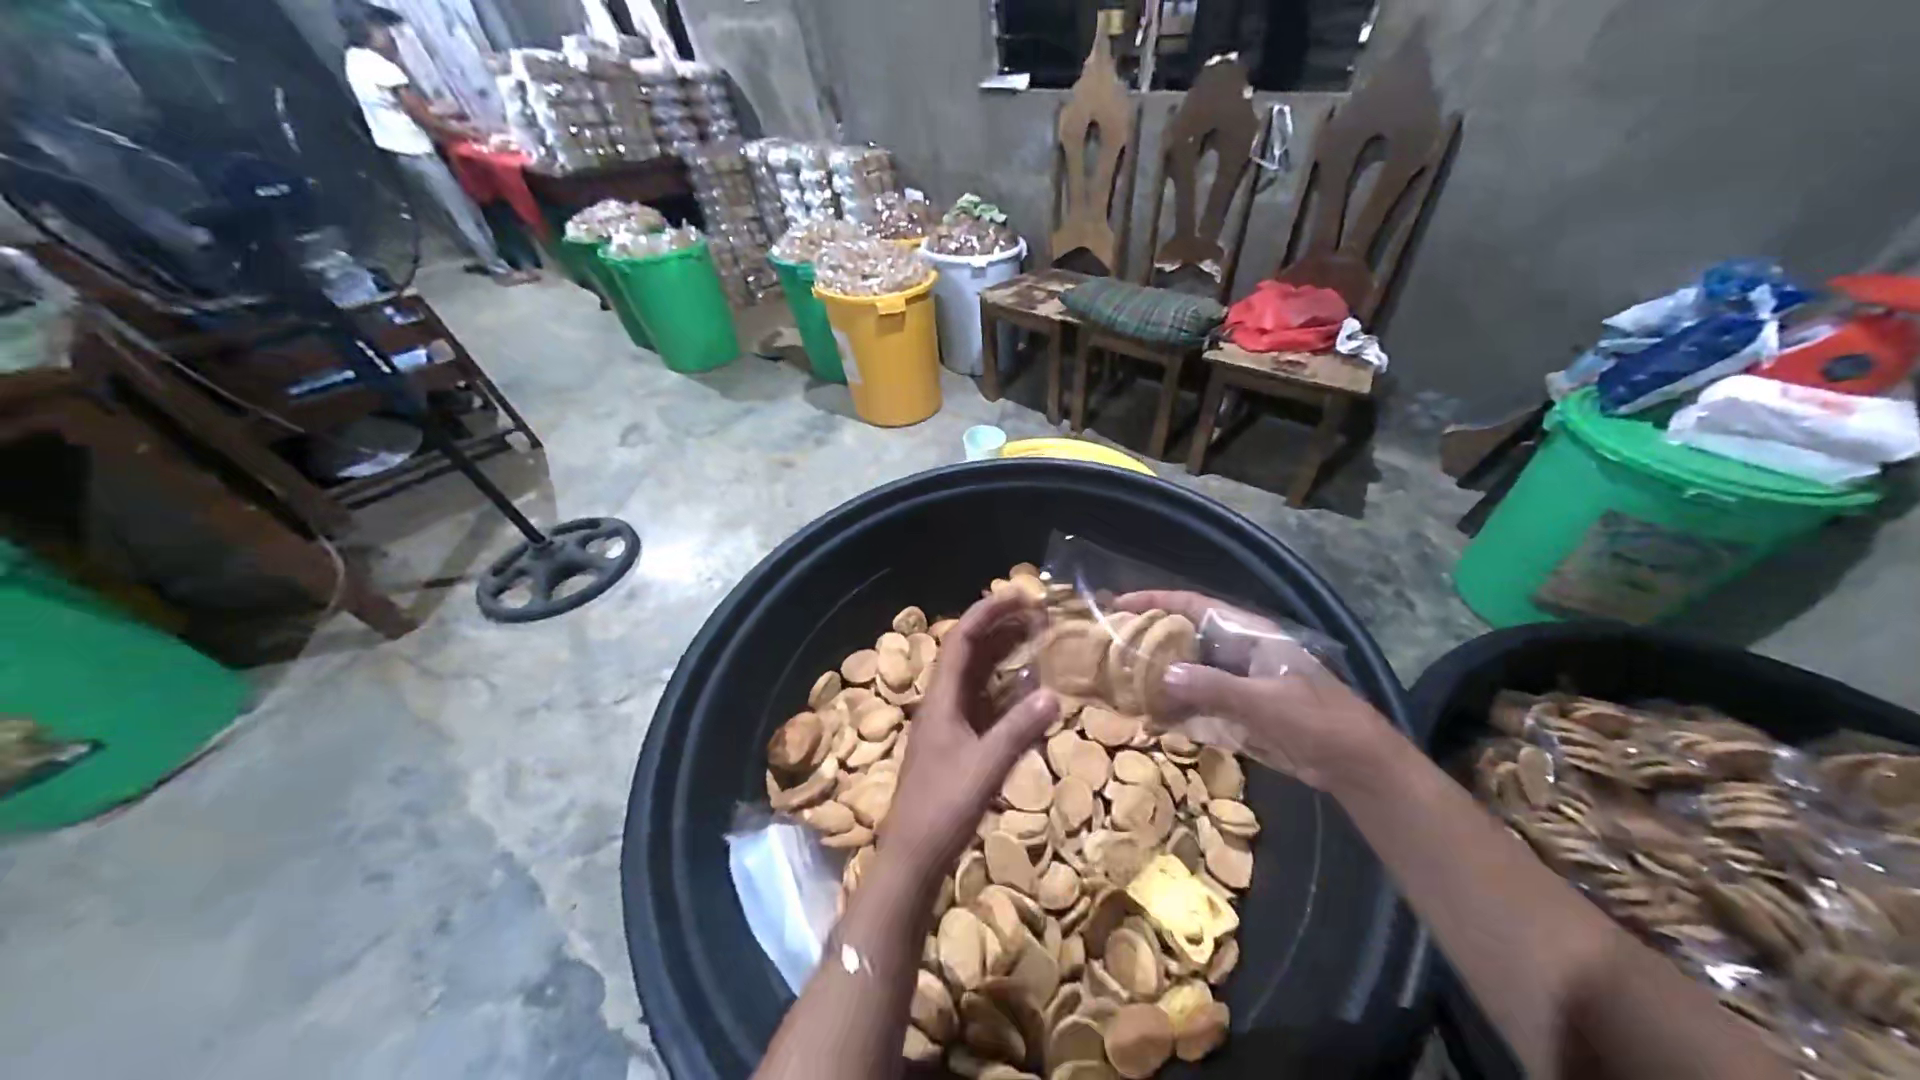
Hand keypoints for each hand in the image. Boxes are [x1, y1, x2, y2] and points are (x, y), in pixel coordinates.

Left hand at [878, 592, 1058, 881]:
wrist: (912, 855)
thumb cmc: (943, 808)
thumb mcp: (986, 768)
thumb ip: (1018, 730)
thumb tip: (1053, 694)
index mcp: (940, 699)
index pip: (962, 640)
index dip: (988, 612)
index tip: (1020, 596)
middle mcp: (941, 703)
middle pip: (968, 652)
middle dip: (1000, 627)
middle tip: (1038, 615)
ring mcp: (947, 723)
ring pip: (975, 676)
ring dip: (1002, 654)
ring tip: (1036, 640)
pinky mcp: (956, 743)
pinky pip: (982, 701)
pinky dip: (1004, 687)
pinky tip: (1026, 690)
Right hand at [1115, 590, 1398, 790]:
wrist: (1353, 764)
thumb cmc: (1317, 720)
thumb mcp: (1266, 701)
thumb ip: (1215, 687)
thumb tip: (1163, 676)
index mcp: (1247, 635)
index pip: (1194, 605)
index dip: (1156, 600)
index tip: (1119, 605)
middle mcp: (1235, 653)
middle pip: (1183, 637)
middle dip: (1147, 640)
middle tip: (1108, 648)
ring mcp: (1234, 683)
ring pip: (1185, 672)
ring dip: (1155, 679)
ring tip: (1117, 684)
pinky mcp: (1235, 712)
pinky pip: (1194, 704)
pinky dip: (1172, 709)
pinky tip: (1148, 718)